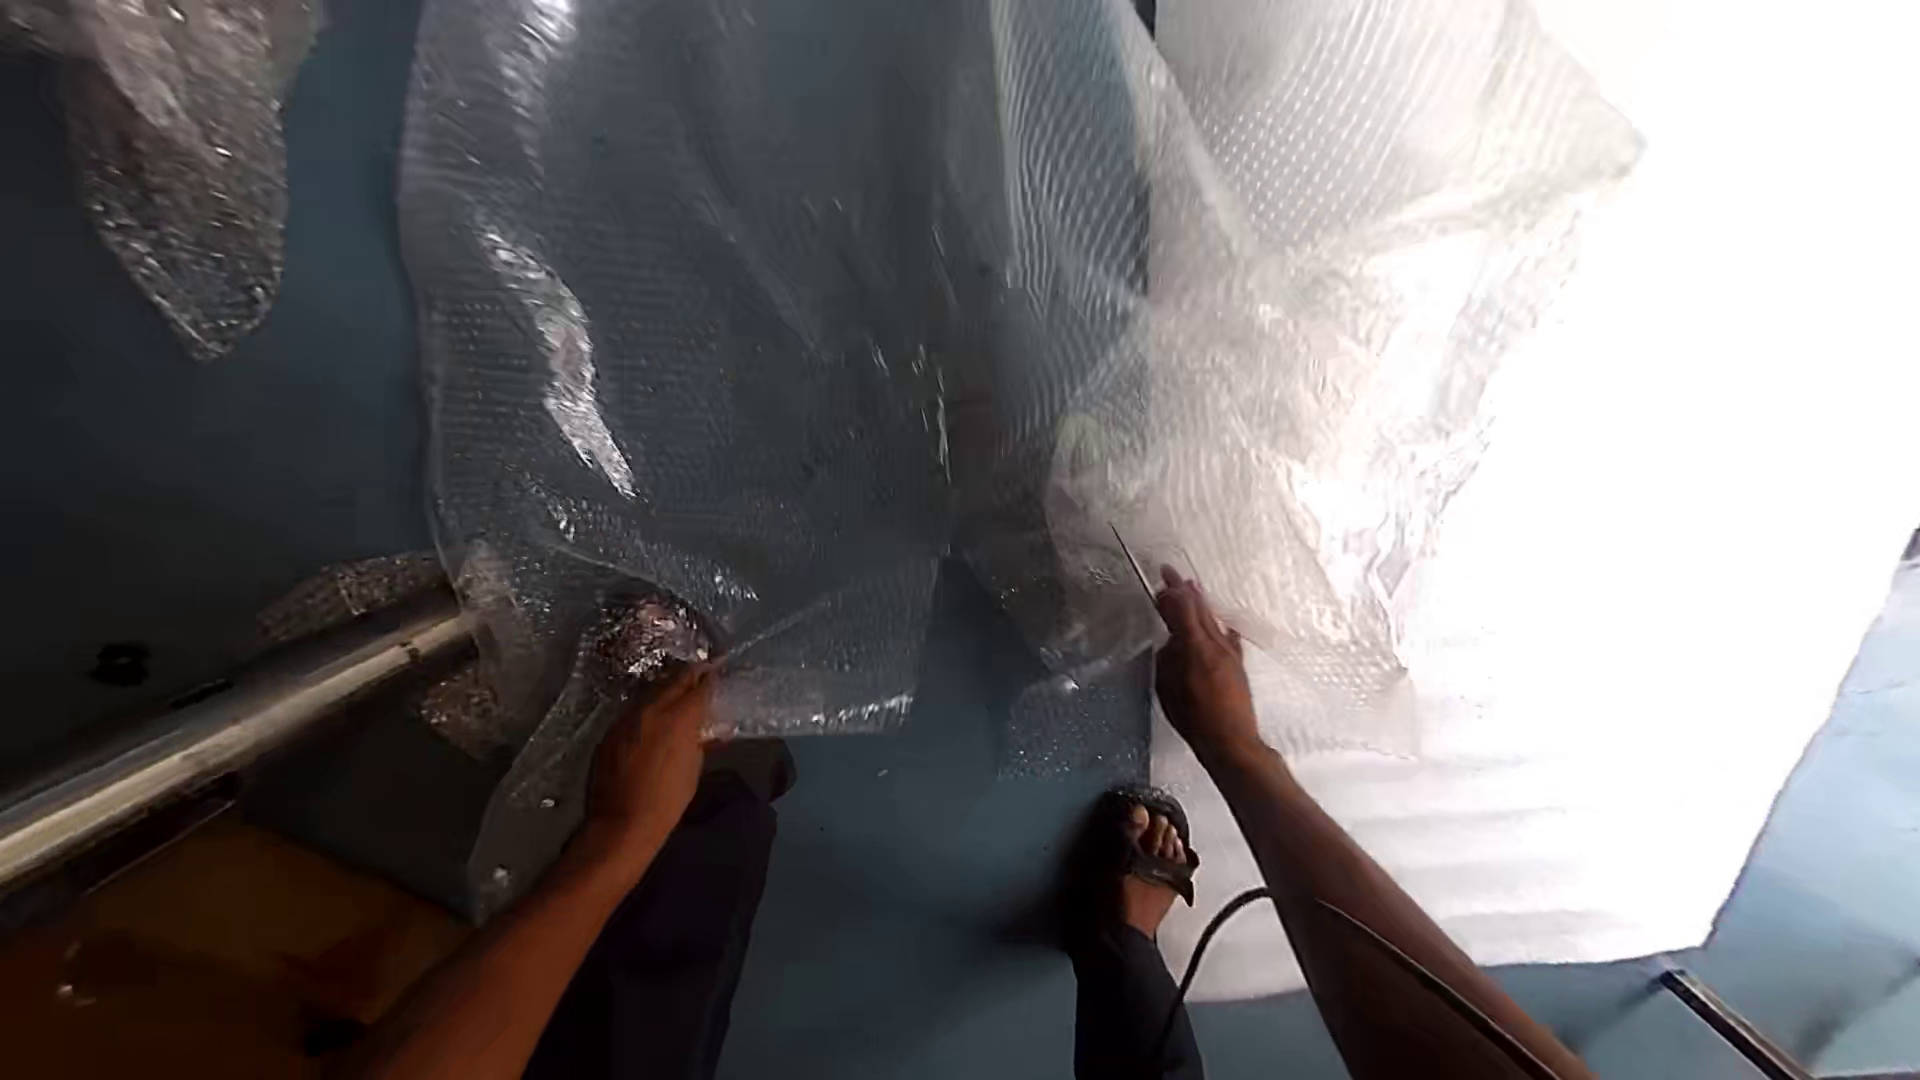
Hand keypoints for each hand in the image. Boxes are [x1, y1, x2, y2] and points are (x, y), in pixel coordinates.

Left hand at [583, 666, 714, 858]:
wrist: (621, 825)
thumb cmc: (668, 799)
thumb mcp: (695, 766)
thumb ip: (701, 739)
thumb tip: (710, 729)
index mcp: (678, 718)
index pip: (700, 687)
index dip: (711, 679)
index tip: (718, 673)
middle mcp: (651, 711)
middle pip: (675, 680)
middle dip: (691, 675)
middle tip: (703, 672)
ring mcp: (626, 720)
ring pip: (652, 692)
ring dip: (668, 689)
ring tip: (680, 692)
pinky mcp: (610, 733)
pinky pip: (634, 712)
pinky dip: (649, 709)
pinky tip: (655, 718)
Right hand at [1154, 566, 1263, 761]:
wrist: (1232, 741)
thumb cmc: (1194, 718)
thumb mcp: (1167, 688)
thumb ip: (1167, 660)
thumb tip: (1170, 643)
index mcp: (1194, 648)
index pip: (1182, 610)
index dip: (1170, 595)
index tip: (1160, 584)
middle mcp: (1215, 644)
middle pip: (1198, 608)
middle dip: (1183, 589)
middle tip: (1171, 574)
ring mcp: (1229, 653)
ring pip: (1212, 618)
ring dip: (1200, 601)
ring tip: (1192, 586)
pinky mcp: (1237, 664)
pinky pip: (1227, 636)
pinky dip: (1219, 624)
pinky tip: (1219, 621)